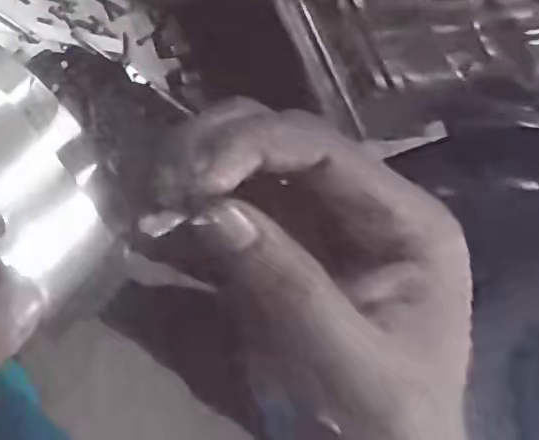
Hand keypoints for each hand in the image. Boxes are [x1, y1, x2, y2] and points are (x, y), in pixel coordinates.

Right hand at [158, 100, 471, 439]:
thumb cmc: (382, 427)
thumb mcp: (354, 374)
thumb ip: (292, 290)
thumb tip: (212, 208)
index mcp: (397, 218)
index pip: (314, 143)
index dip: (247, 145)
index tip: (195, 181)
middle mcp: (342, 195)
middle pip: (259, 128)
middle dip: (202, 149)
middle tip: (161, 189)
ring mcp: (291, 208)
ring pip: (221, 147)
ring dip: (176, 168)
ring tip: (144, 208)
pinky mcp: (250, 229)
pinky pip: (199, 192)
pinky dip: (166, 199)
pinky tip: (141, 226)